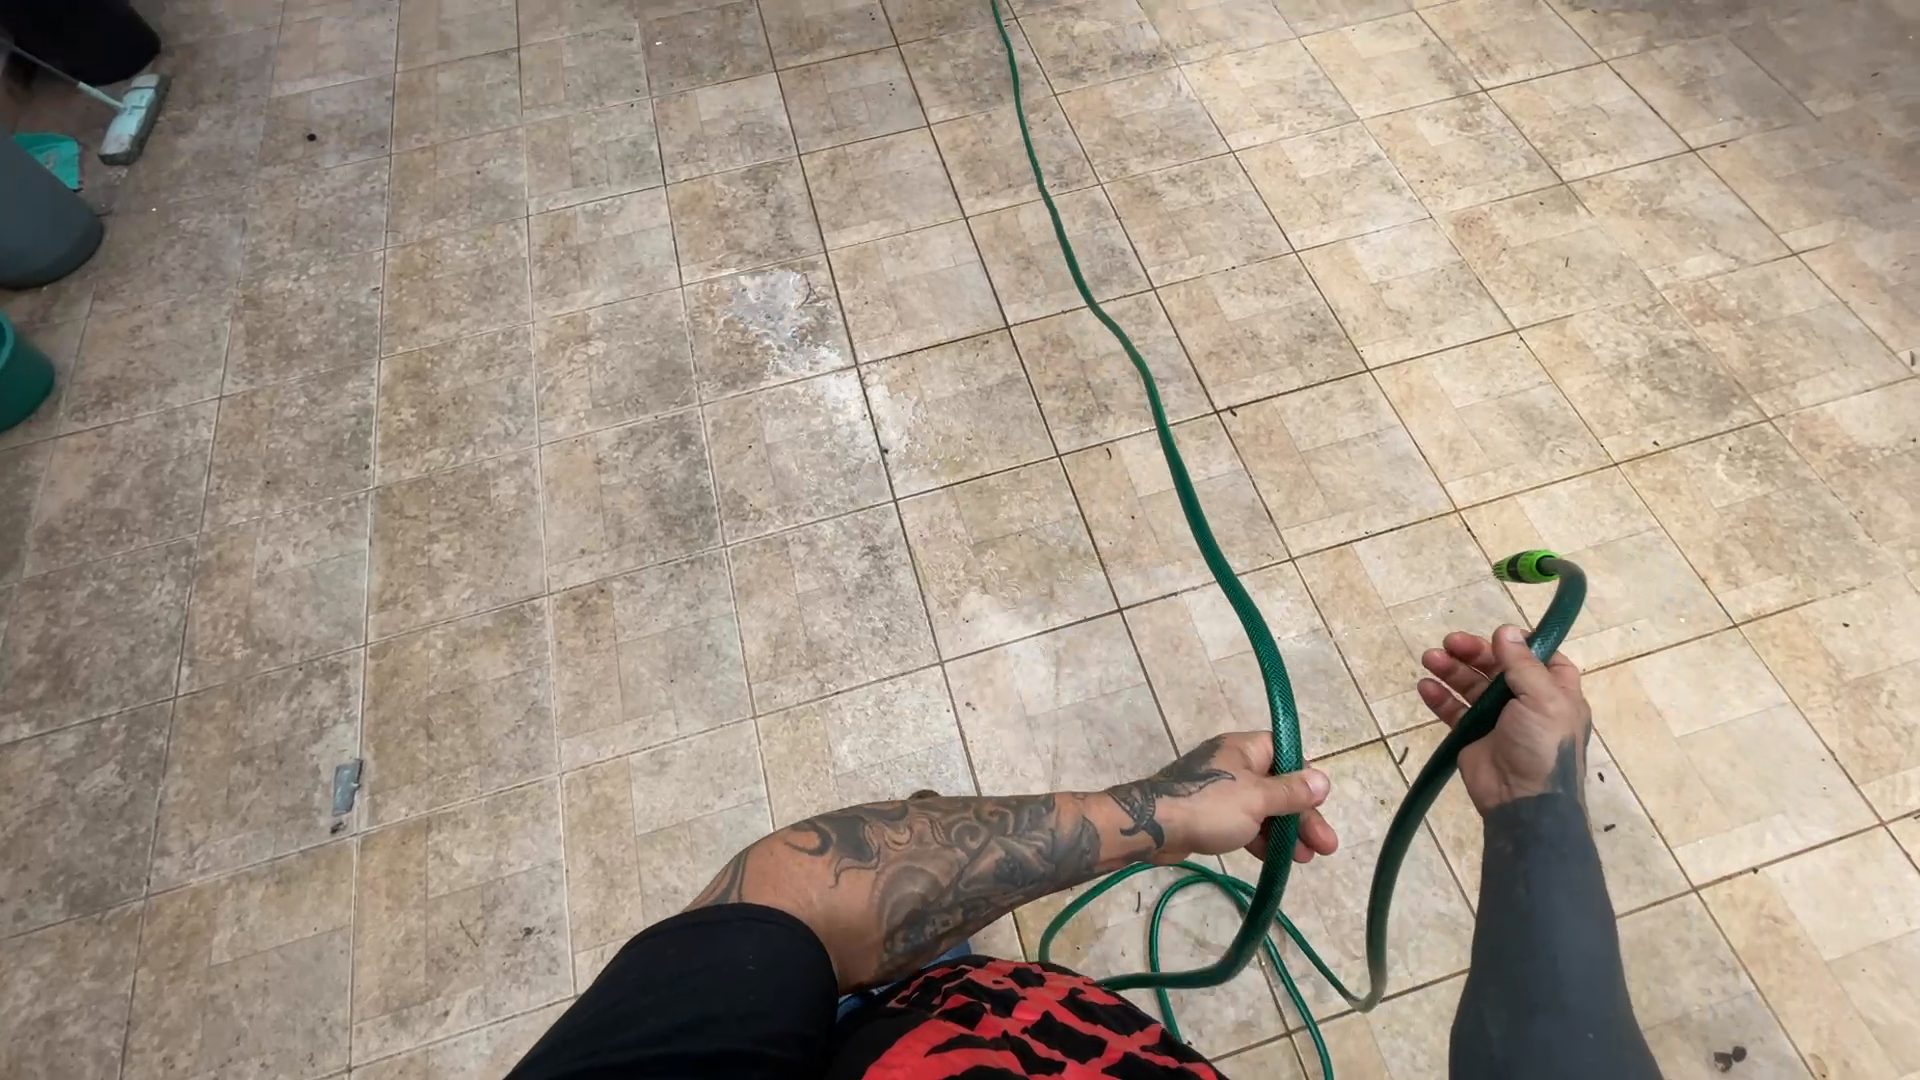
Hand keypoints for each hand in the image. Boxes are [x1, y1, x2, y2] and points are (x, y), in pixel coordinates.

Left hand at [1104, 732, 1337, 865]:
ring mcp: (1219, 790)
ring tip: (1306, 859)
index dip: (1304, 777)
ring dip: (1286, 831)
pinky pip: (1243, 822)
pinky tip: (1275, 858)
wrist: (1154, 826)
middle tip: (1326, 846)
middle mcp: (1232, 764)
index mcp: (1243, 749)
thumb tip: (1322, 779)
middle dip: (1302, 815)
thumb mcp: (1257, 798)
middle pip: (1277, 785)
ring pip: (1262, 807)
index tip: (1320, 803)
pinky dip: (1261, 837)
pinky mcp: (1209, 813)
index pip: (1284, 752)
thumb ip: (1290, 791)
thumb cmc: (1209, 805)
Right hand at [1417, 625, 1591, 814]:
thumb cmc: (1543, 746)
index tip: (1496, 636)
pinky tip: (1426, 688)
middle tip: (1449, 643)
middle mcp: (1526, 702)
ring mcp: (1496, 718)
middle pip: (1497, 667)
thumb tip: (1506, 630)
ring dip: (1450, 670)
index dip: (1521, 645)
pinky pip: (1452, 708)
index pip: (1542, 660)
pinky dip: (1439, 696)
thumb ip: (1522, 665)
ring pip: (1470, 684)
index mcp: (1554, 693)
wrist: (1522, 799)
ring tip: (1430, 660)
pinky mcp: (1471, 733)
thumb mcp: (1543, 700)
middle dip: (1473, 653)